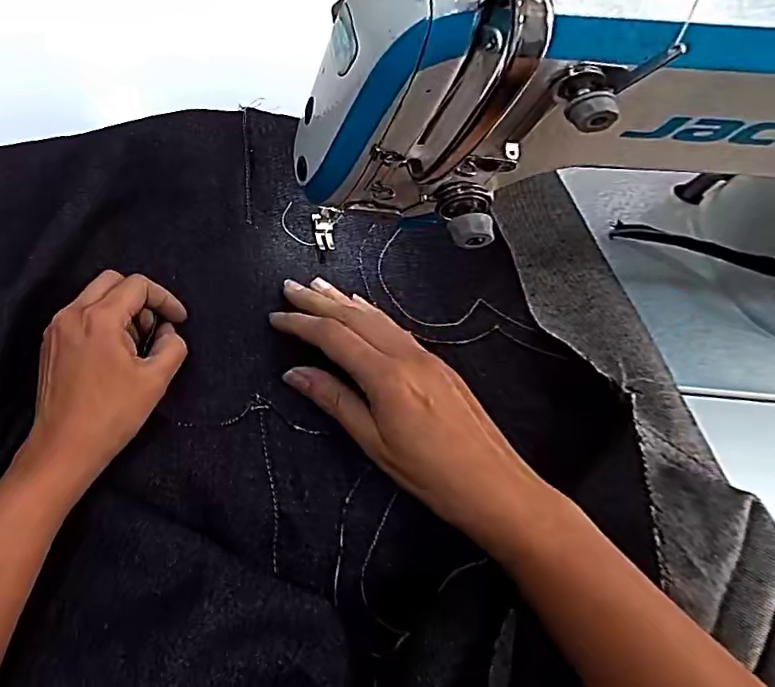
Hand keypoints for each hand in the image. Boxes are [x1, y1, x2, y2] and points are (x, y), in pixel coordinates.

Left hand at [17, 271, 188, 490]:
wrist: (62, 450)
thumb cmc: (110, 416)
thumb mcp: (155, 381)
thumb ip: (172, 346)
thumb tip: (167, 331)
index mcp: (99, 318)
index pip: (138, 285)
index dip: (165, 298)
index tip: (178, 320)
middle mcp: (73, 314)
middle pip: (113, 281)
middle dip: (140, 298)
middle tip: (152, 328)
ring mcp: (56, 327)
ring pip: (94, 295)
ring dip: (120, 309)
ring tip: (133, 344)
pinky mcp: (49, 343)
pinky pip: (80, 314)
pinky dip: (101, 320)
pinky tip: (110, 353)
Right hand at [271, 278, 552, 549]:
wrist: (498, 487)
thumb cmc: (436, 475)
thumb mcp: (374, 444)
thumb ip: (334, 400)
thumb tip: (297, 374)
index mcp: (387, 376)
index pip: (333, 336)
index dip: (301, 323)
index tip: (277, 317)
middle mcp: (407, 356)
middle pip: (353, 317)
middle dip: (317, 300)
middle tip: (290, 288)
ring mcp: (425, 356)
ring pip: (375, 317)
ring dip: (343, 300)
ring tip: (319, 287)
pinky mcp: (438, 363)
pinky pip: (394, 326)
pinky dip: (370, 313)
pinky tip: (362, 309)